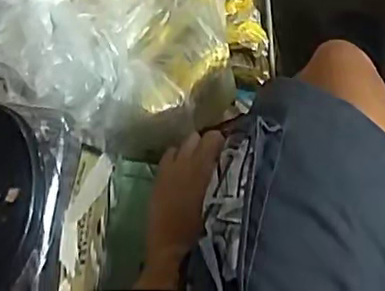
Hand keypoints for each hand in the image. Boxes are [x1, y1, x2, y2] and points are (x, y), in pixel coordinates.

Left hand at [136, 130, 223, 288]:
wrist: (169, 249)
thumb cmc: (198, 229)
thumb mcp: (216, 199)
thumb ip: (220, 176)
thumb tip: (227, 161)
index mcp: (201, 166)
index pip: (212, 138)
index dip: (220, 140)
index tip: (225, 148)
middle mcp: (183, 160)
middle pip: (195, 136)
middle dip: (203, 143)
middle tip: (210, 156)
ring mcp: (167, 167)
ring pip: (180, 144)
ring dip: (188, 150)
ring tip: (194, 162)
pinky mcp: (156, 176)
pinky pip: (167, 155)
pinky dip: (174, 158)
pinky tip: (178, 171)